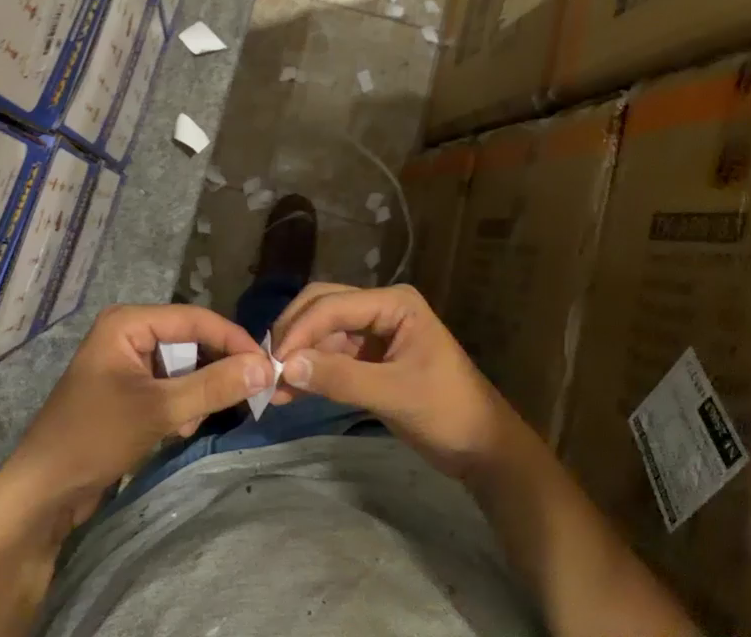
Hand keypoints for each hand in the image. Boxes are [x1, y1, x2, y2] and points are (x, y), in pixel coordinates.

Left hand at [0, 304, 271, 529]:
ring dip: (198, 391)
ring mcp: (125, 363)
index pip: (195, 319)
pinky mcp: (126, 391)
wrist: (43, 490)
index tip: (268, 366)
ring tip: (201, 419)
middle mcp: (127, 333)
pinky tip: (180, 430)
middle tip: (250, 393)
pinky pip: (168, 385)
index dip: (233, 340)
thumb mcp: (160, 410)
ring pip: (182, 366)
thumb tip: (266, 367)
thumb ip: (214, 386)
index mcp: (128, 322)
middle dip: (216, 368)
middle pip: (190, 340)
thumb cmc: (95, 437)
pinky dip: (182, 404)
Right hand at [271, 283, 524, 478]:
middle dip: (294, 335)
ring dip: (298, 356)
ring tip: (274, 388)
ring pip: (322, 333)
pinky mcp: (369, 359)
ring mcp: (375, 333)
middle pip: (322, 308)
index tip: (273, 363)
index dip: (300, 330)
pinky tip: (291, 392)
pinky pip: (330, 356)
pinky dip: (311, 371)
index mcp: (395, 303)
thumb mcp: (394, 394)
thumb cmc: (448, 412)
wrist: (483, 448)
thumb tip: (287, 366)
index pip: (333, 305)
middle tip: (267, 368)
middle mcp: (381, 309)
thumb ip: (340, 378)